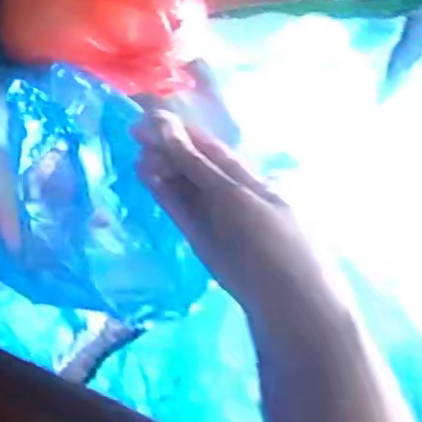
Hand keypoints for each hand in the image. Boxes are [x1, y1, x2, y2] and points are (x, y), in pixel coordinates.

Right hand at [133, 110, 335, 315]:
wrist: (288, 308)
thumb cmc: (273, 244)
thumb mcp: (233, 196)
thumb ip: (194, 161)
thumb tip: (161, 120)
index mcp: (244, 177)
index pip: (204, 143)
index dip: (176, 128)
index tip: (143, 114)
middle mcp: (224, 189)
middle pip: (186, 158)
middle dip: (161, 144)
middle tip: (134, 136)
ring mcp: (207, 210)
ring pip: (175, 177)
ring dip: (156, 164)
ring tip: (141, 160)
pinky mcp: (192, 229)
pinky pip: (171, 200)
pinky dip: (156, 186)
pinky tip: (144, 175)